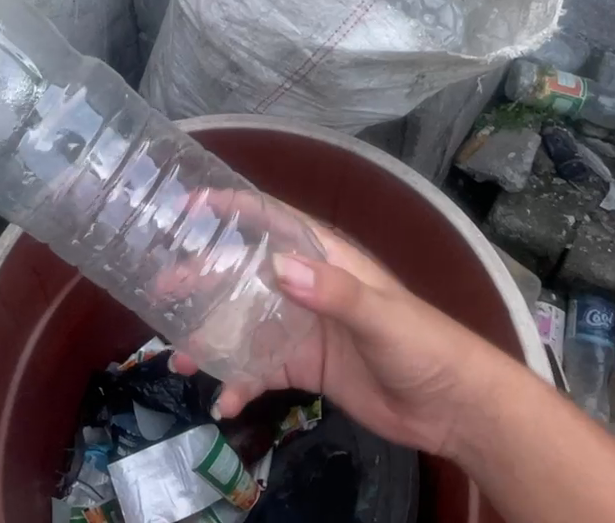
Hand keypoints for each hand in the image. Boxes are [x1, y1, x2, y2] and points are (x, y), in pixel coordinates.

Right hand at [172, 223, 517, 461]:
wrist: (453, 408)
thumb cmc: (423, 343)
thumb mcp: (380, 314)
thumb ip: (332, 290)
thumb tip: (275, 266)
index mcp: (323, 256)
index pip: (271, 219)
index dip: (230, 207)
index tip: (188, 206)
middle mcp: (305, 284)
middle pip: (243, 272)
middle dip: (202, 278)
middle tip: (160, 290)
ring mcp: (302, 325)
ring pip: (243, 323)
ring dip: (210, 337)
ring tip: (177, 357)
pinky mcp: (304, 365)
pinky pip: (260, 369)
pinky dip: (238, 383)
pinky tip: (222, 401)